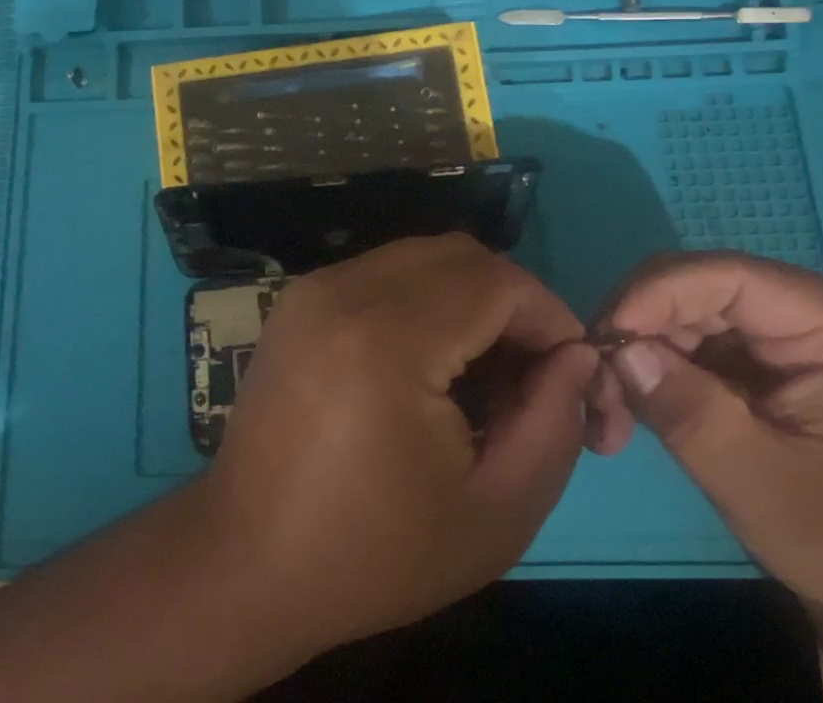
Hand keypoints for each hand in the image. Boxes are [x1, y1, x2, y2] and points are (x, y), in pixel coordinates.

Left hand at [204, 234, 601, 648]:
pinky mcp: (295, 307)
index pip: (499, 282)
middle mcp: (340, 293)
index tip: (571, 380)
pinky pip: (382, 276)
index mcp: (385, 339)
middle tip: (530, 382)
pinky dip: (423, 305)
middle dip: (514, 307)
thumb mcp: (496, 512)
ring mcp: (309, 293)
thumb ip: (553, 422)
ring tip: (482, 383)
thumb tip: (575, 356)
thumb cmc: (372, 556)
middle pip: (461, 257)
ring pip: (421, 260)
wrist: (247, 565)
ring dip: (468, 303)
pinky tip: (428, 372)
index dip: (552, 321)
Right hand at [597, 252, 822, 613]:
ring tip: (609, 412)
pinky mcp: (764, 356)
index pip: (731, 276)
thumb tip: (620, 353)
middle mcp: (819, 312)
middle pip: (700, 286)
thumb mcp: (760, 486)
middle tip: (596, 389)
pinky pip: (690, 339)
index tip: (599, 342)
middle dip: (638, 328)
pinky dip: (652, 368)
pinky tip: (631, 407)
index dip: (656, 294)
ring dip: (637, 352)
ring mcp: (789, 332)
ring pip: (683, 309)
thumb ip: (692, 414)